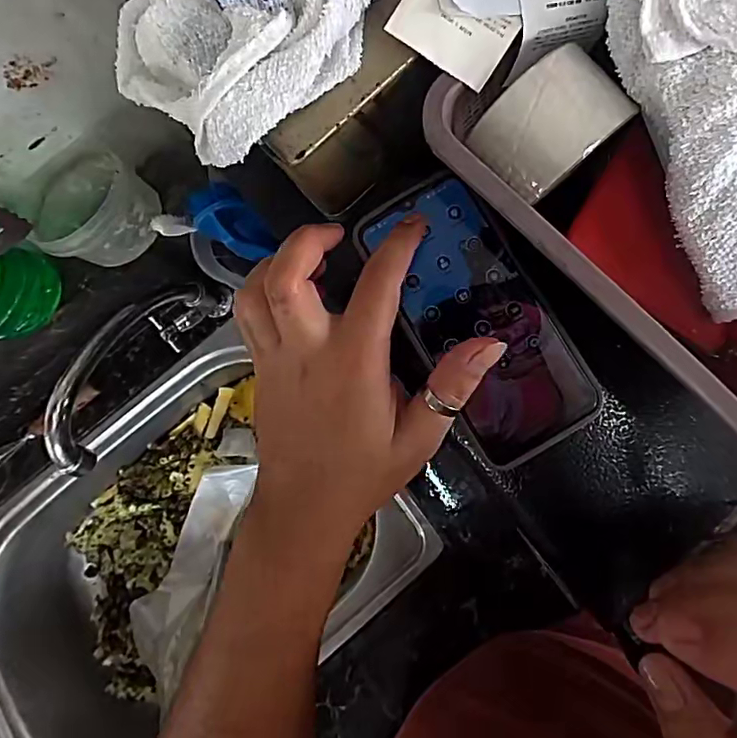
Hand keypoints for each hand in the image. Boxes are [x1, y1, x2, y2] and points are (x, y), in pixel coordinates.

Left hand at [233, 220, 503, 550]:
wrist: (303, 510)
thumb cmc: (363, 474)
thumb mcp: (420, 436)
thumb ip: (453, 387)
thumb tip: (489, 345)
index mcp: (352, 363)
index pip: (375, 287)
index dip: (396, 247)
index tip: (412, 227)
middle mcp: (306, 351)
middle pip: (286, 276)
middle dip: (309, 240)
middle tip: (340, 234)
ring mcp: (274, 358)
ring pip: (255, 290)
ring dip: (277, 260)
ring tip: (309, 256)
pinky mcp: (258, 368)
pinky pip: (247, 314)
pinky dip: (261, 288)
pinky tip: (287, 291)